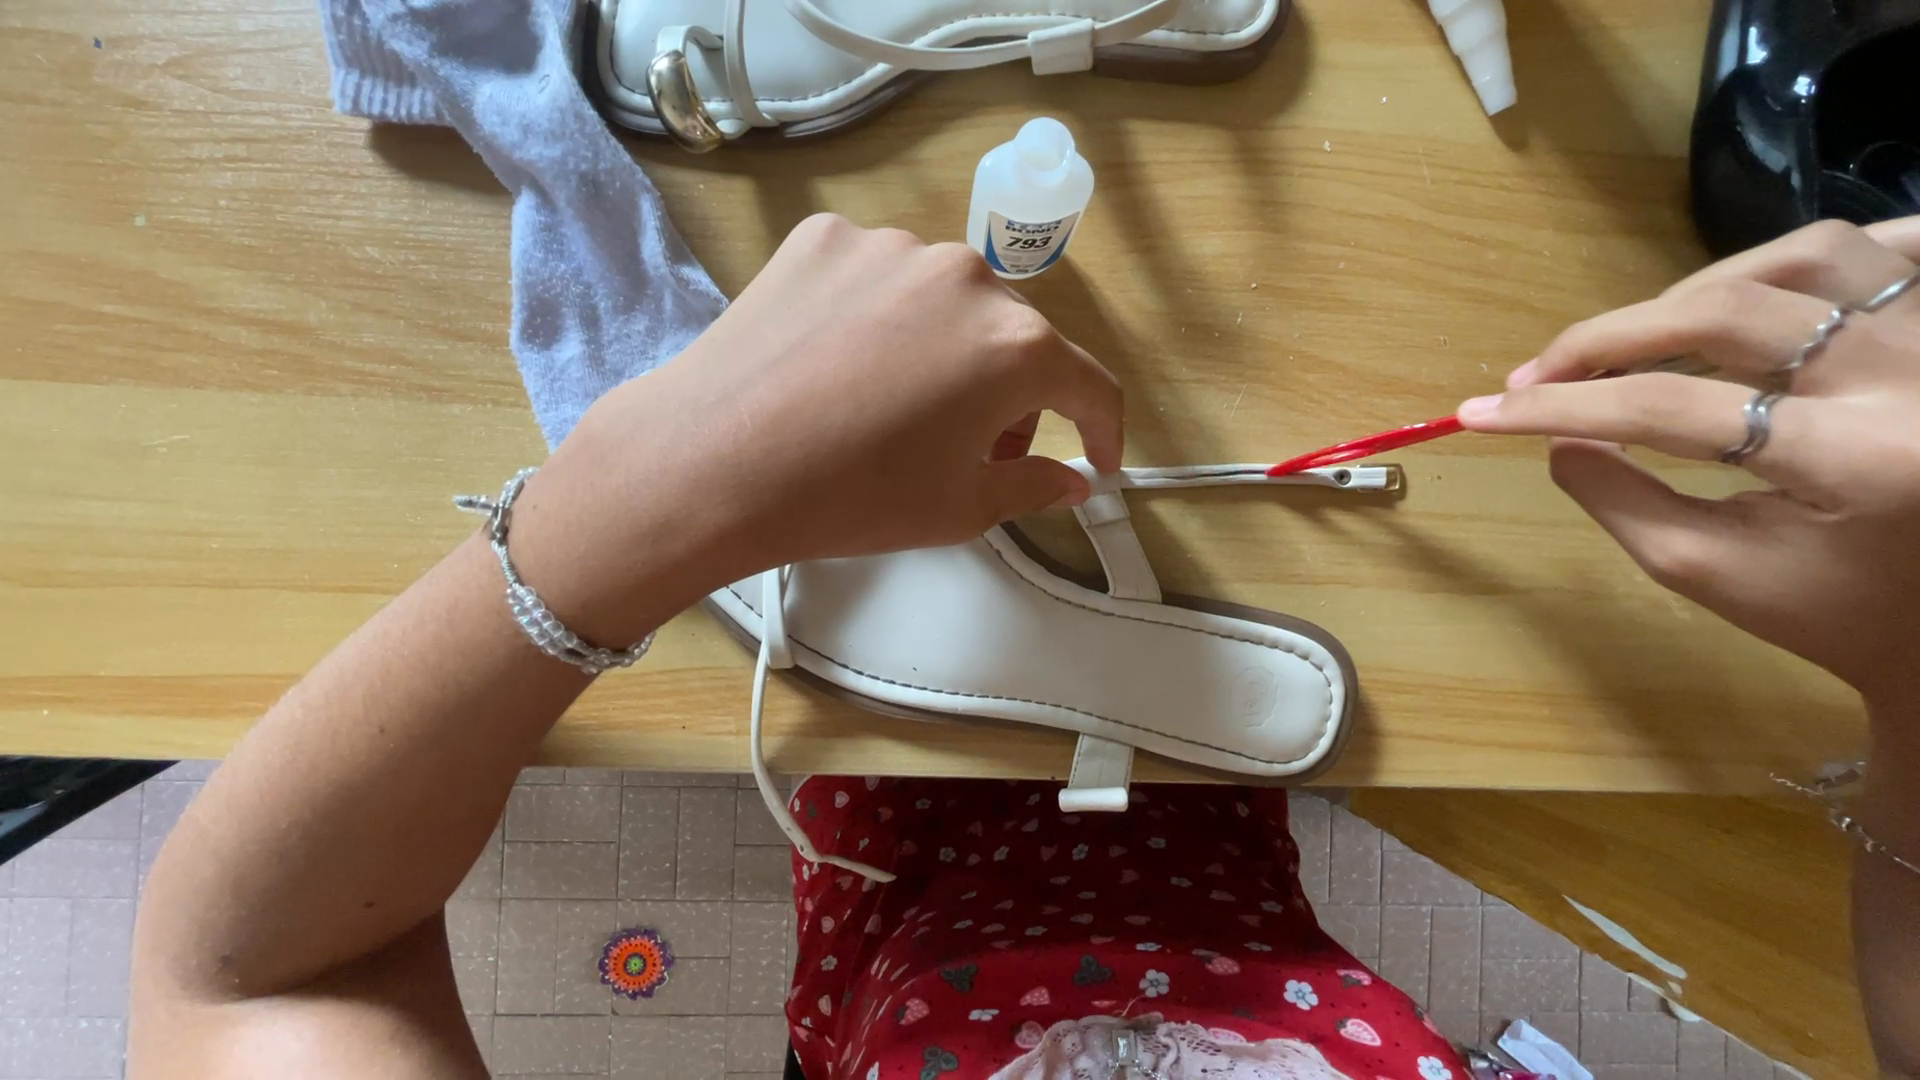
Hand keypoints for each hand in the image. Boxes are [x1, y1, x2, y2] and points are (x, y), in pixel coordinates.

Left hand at [513, 214, 1123, 640]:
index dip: (1103, 433)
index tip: (1094, 461)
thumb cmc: (851, 497)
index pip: (1091, 386)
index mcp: (1015, 346)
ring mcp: (890, 247)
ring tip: (898, 409)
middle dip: (1010, 402)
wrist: (711, 462)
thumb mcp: (960, 508)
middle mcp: (966, 277)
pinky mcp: (825, 238)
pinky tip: (841, 365)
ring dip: (947, 356)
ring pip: (948, 307)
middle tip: (973, 453)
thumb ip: (1035, 487)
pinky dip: (881, 322)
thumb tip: (1073, 479)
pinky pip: (879, 282)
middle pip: (1016, 343)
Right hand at [1456, 218, 1919, 705]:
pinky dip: (1805, 260)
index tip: (1477, 413)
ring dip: (1690, 292)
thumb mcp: (1705, 569)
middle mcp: (1915, 382)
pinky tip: (1751, 293)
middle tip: (1539, 373)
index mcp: (1855, 462)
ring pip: (1802, 260)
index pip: (1665, 408)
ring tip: (1635, 338)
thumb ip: (1616, 497)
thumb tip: (1556, 432)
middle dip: (1607, 338)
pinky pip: (1891, 247)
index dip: (1556, 405)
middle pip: (1725, 314)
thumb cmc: (1830, 609)